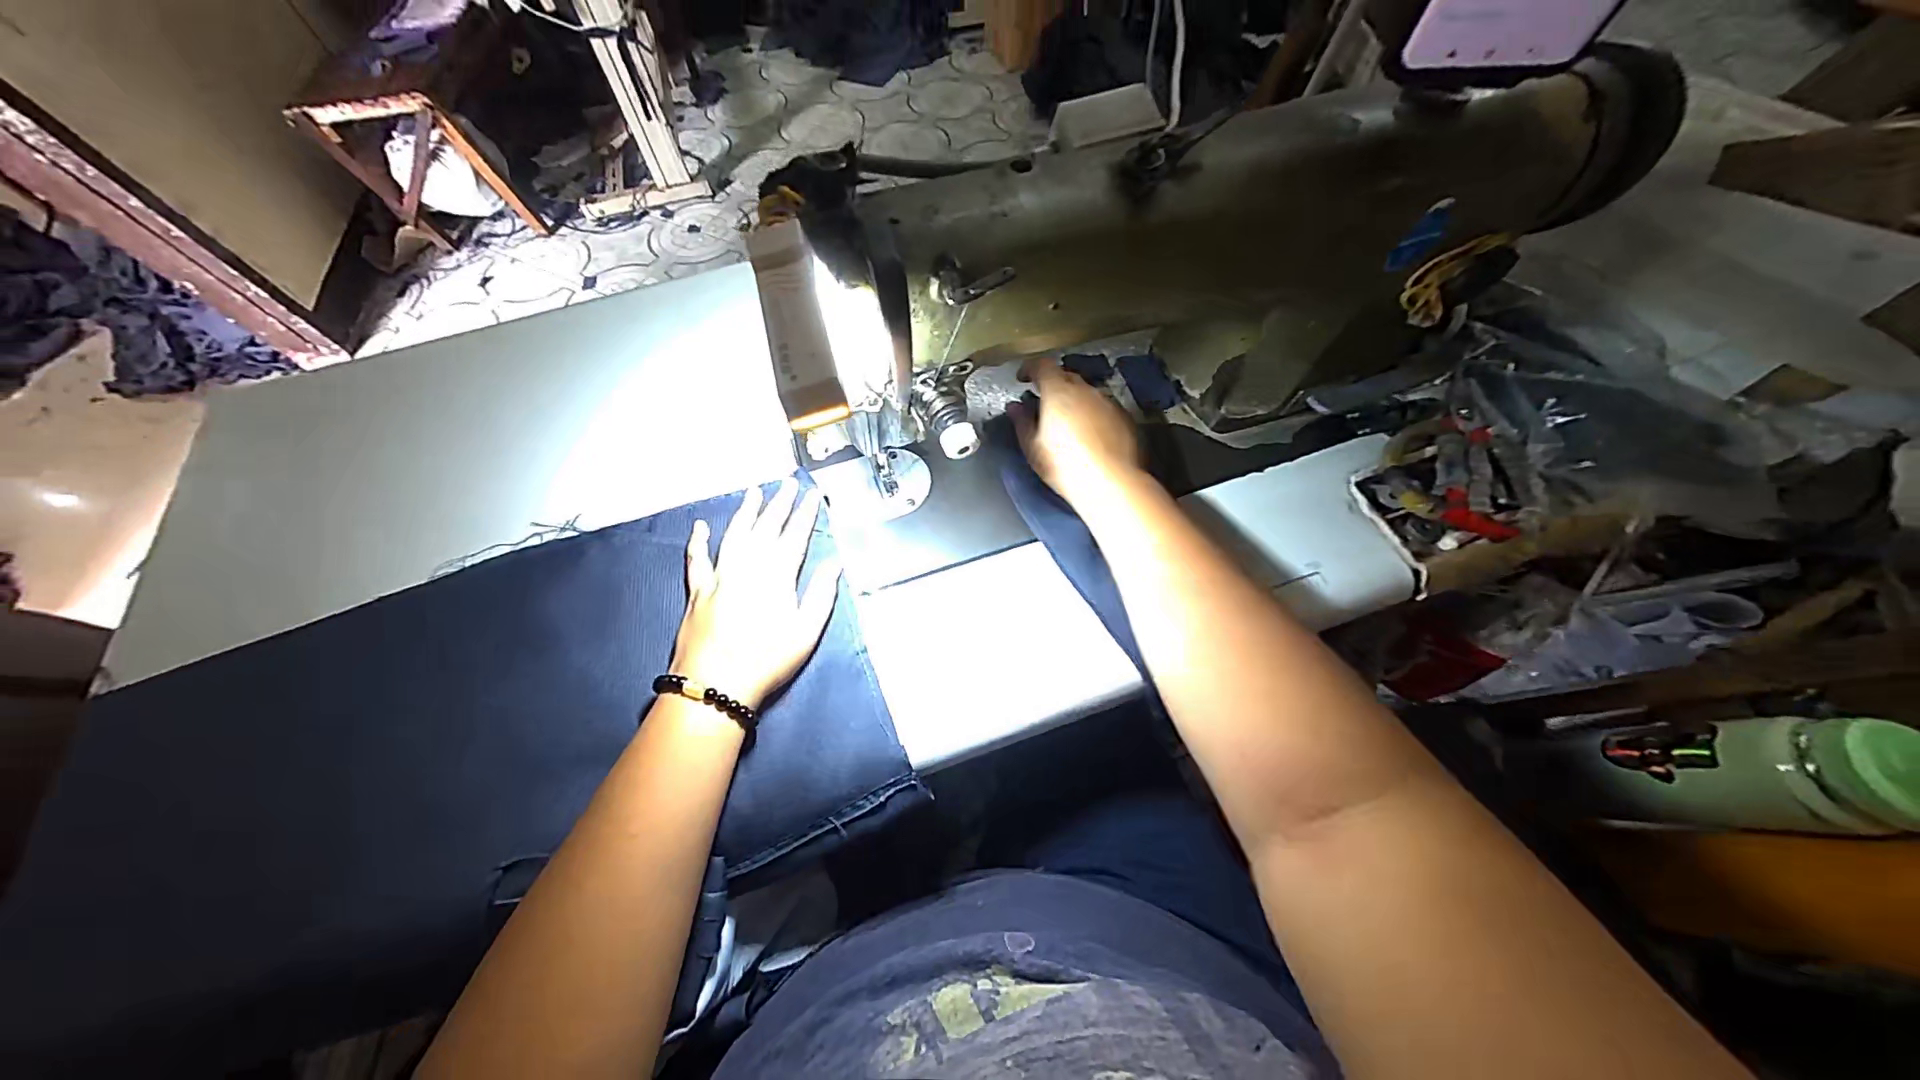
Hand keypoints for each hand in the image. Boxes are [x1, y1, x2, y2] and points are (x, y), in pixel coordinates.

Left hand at [669, 479, 840, 709]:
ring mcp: (720, 576)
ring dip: (745, 511)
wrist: (716, 683)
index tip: (813, 495)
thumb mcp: (806, 630)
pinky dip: (698, 540)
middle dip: (779, 503)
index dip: (805, 513)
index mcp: (777, 575)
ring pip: (734, 533)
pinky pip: (698, 558)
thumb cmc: (766, 660)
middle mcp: (747, 567)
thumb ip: (820, 593)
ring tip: (754, 492)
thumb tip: (833, 565)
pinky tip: (700, 527)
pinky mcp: (698, 590)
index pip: (795, 535)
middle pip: (766, 526)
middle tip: (788, 484)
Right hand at [1009, 356, 1143, 506]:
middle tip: (1043, 403)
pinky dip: (1092, 415)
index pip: (1042, 365)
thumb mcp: (1033, 447)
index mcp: (1059, 391)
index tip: (1023, 378)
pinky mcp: (1125, 419)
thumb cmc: (1065, 466)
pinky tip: (1089, 436)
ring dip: (1074, 401)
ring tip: (1066, 423)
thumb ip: (1022, 422)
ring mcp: (1108, 403)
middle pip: (1066, 376)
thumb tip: (1015, 408)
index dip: (1030, 368)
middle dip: (1052, 385)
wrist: (1111, 484)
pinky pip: (1103, 409)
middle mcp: (1086, 390)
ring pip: (1086, 393)